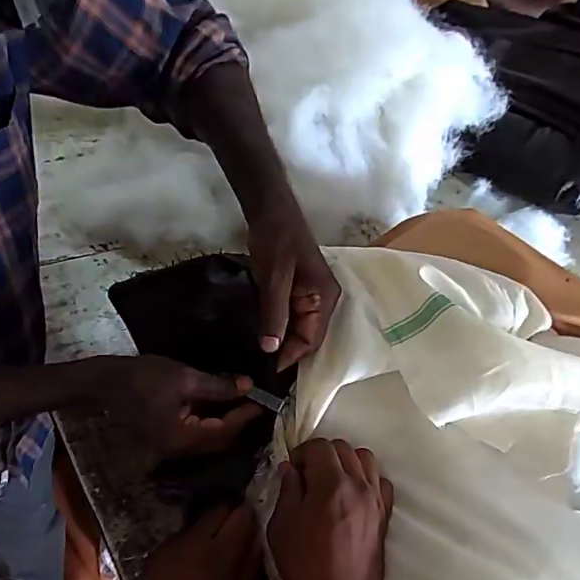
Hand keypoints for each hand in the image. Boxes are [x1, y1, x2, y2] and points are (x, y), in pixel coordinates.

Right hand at [83, 355, 268, 457]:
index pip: (224, 431)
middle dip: (239, 422)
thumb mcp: (185, 378)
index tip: (263, 401)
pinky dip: (211, 420)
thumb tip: (249, 388)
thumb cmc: (143, 377)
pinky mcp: (165, 437)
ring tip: (243, 401)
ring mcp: (169, 446)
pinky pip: (196, 433)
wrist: (102, 382)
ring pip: (208, 438)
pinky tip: (220, 403)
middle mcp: (178, 449)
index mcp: (182, 438)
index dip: (245, 416)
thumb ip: (219, 386)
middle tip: (256, 401)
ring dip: (226, 422)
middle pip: (218, 441)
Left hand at [116, 503, 261, 579]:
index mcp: (217, 553)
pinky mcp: (155, 553)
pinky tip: (192, 565)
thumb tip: (260, 540)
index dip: (252, 516)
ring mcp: (171, 545)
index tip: (258, 524)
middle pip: (218, 510)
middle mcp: (192, 540)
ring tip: (215, 551)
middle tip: (239, 534)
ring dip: (209, 530)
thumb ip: (250, 568)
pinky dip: (190, 543)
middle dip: (231, 516)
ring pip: (198, 522)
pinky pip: (180, 537)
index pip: (240, 515)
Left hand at [246, 208, 338, 369]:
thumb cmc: (277, 239)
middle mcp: (322, 301)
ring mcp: (309, 296)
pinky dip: (275, 327)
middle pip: (306, 337)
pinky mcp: (295, 291)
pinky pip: (288, 317)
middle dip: (285, 353)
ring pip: (296, 329)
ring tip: (254, 357)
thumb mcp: (274, 277)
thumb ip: (274, 313)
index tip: (266, 371)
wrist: (269, 209)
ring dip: (279, 342)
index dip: (291, 357)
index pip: (312, 340)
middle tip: (257, 369)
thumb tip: (270, 349)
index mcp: (325, 298)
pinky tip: (256, 336)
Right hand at [270, 439, 395, 579]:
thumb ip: (287, 491)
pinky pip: (380, 481)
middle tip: (307, 476)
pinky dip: (367, 478)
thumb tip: (290, 468)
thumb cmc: (305, 567)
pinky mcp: (386, 514)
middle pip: (343, 448)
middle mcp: (359, 484)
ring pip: (365, 459)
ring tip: (330, 482)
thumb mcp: (281, 528)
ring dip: (346, 462)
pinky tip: (352, 495)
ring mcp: (376, 498)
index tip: (291, 471)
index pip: (320, 446)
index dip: (301, 453)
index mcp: (332, 484)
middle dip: (322, 455)